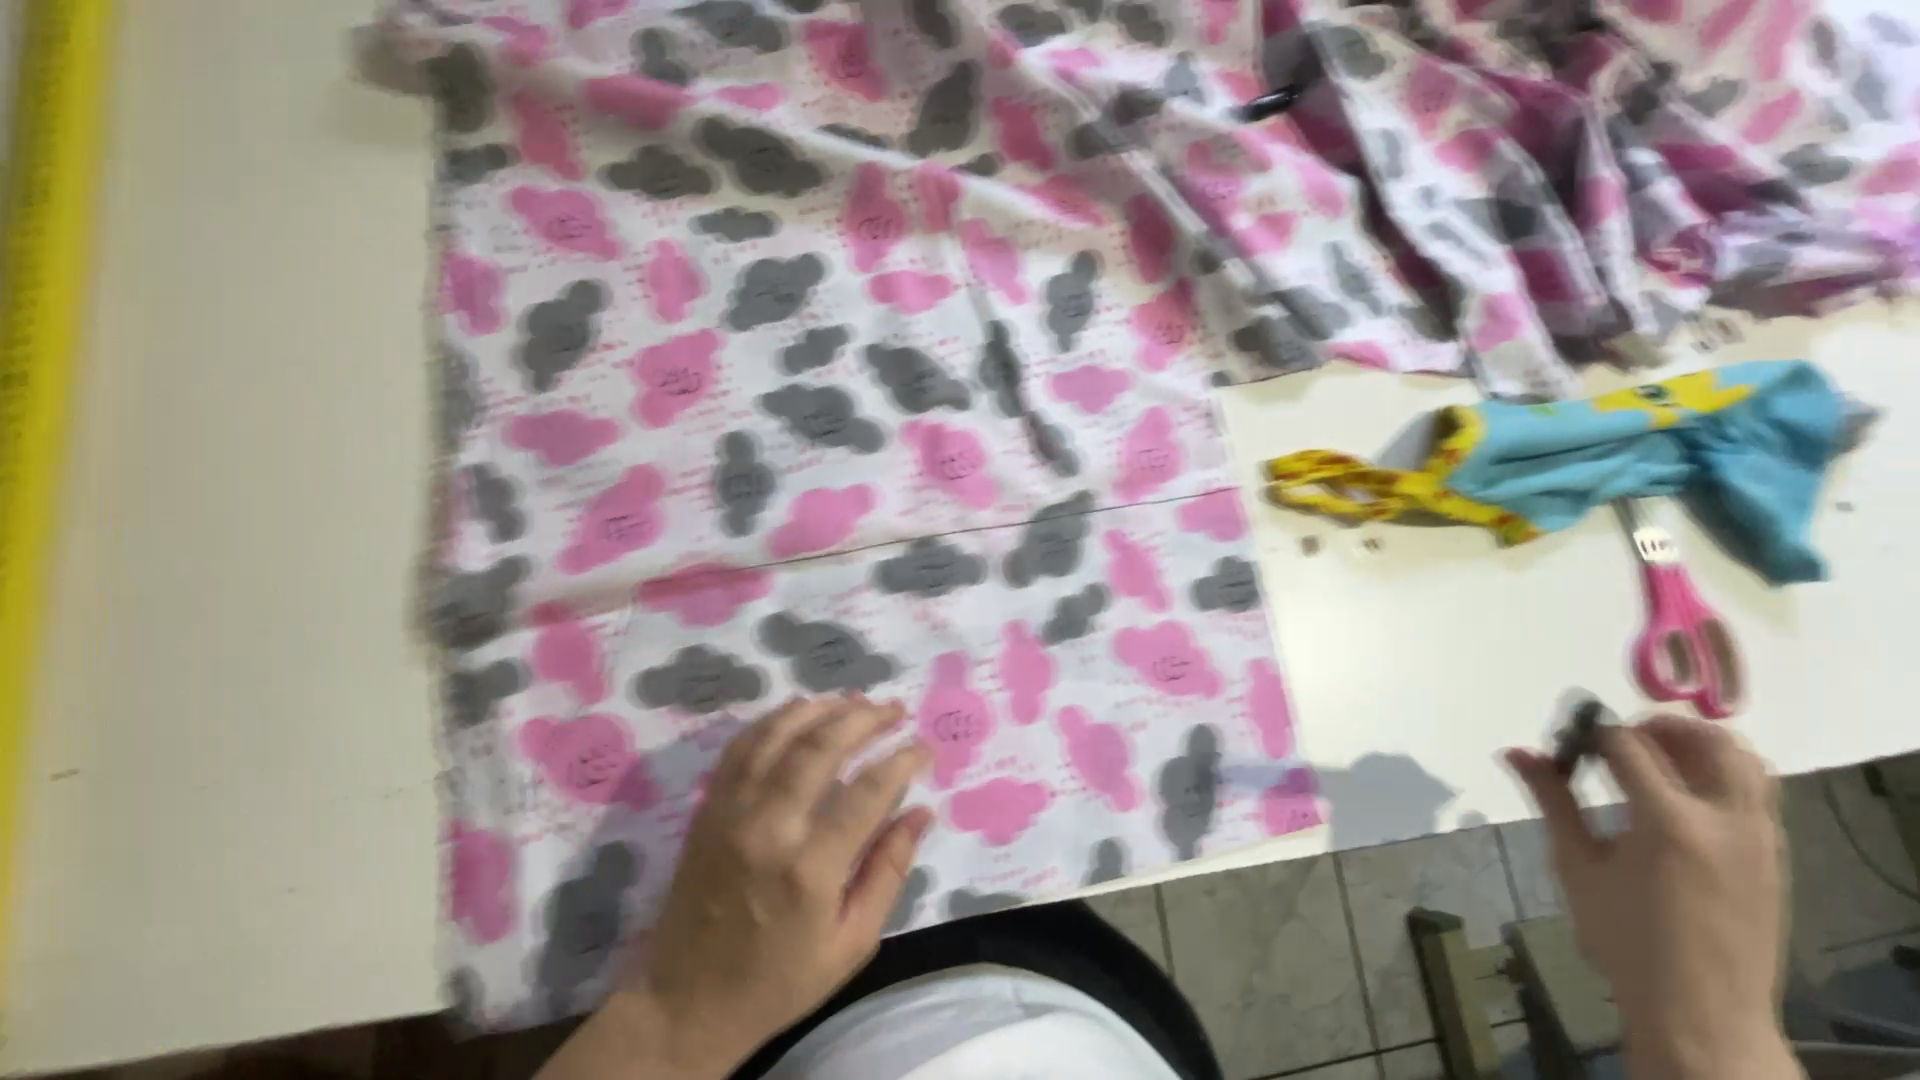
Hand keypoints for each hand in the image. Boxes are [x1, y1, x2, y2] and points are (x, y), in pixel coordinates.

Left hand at [540, 696, 933, 1079]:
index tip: (924, 747)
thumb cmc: (779, 981)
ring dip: (820, 709)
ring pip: (777, 736)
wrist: (686, 1002)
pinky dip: (772, 722)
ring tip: (854, 701)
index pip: (868, 792)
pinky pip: (740, 748)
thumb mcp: (851, 943)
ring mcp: (731, 812)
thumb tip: (922, 812)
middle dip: (864, 718)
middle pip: (821, 747)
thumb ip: (889, 872)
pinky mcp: (707, 810)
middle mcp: (768, 827)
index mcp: (811, 868)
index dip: (902, 760)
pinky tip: (798, 713)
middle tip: (894, 707)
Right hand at [1506, 716, 1797, 1079]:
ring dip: (1698, 745)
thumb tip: (1515, 751)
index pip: (1629, 746)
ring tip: (1655, 759)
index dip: (1594, 732)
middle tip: (1618, 739)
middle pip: (1706, 739)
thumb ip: (1553, 800)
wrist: (1701, 1008)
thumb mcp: (1576, 865)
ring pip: (1744, 760)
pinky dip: (1721, 774)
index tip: (1568, 739)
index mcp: (1668, 821)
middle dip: (1658, 726)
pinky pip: (1756, 792)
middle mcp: (1724, 818)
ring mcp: (1760, 836)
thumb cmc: (1622, 937)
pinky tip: (1683, 797)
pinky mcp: (1774, 854)